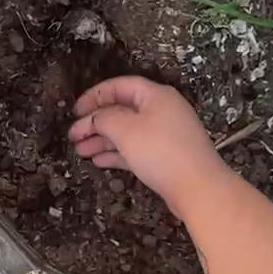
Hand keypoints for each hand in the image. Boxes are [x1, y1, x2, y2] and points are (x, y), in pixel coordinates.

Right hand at [67, 76, 233, 211]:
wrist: (199, 187)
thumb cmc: (161, 151)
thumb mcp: (126, 130)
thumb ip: (105, 118)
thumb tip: (96, 117)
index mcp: (156, 96)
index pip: (121, 86)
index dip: (95, 95)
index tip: (76, 110)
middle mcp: (162, 111)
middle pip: (122, 110)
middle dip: (96, 122)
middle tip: (73, 135)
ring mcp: (165, 135)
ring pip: (127, 132)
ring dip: (103, 140)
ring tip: (80, 151)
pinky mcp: (166, 157)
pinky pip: (136, 149)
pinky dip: (117, 153)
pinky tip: (98, 161)